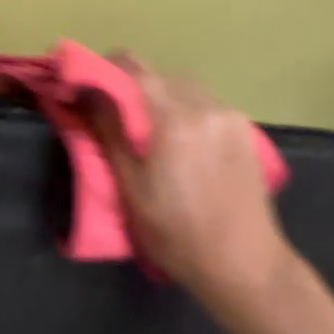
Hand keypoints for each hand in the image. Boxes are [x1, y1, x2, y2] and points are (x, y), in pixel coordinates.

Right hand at [90, 55, 293, 307]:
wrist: (245, 266)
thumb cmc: (177, 232)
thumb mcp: (131, 186)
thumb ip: (108, 131)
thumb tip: (87, 92)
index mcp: (173, 118)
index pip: (134, 67)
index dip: (108, 67)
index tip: (91, 84)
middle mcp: (204, 106)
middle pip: (160, 75)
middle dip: (136, 87)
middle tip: (122, 117)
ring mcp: (229, 115)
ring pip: (185, 87)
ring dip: (165, 97)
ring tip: (155, 131)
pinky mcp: (246, 129)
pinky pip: (207, 104)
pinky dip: (189, 110)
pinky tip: (186, 142)